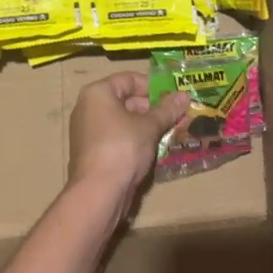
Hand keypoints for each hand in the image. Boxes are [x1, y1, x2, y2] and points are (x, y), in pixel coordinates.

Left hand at [69, 72, 190, 210]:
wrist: (98, 193)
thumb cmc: (122, 148)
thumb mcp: (149, 126)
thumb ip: (167, 109)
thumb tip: (184, 95)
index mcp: (97, 93)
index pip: (129, 79)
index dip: (154, 85)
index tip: (174, 95)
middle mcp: (88, 108)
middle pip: (126, 100)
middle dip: (153, 108)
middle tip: (177, 114)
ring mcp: (89, 132)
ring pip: (124, 121)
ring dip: (148, 125)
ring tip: (172, 131)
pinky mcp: (93, 153)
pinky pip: (118, 138)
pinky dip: (136, 140)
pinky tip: (156, 148)